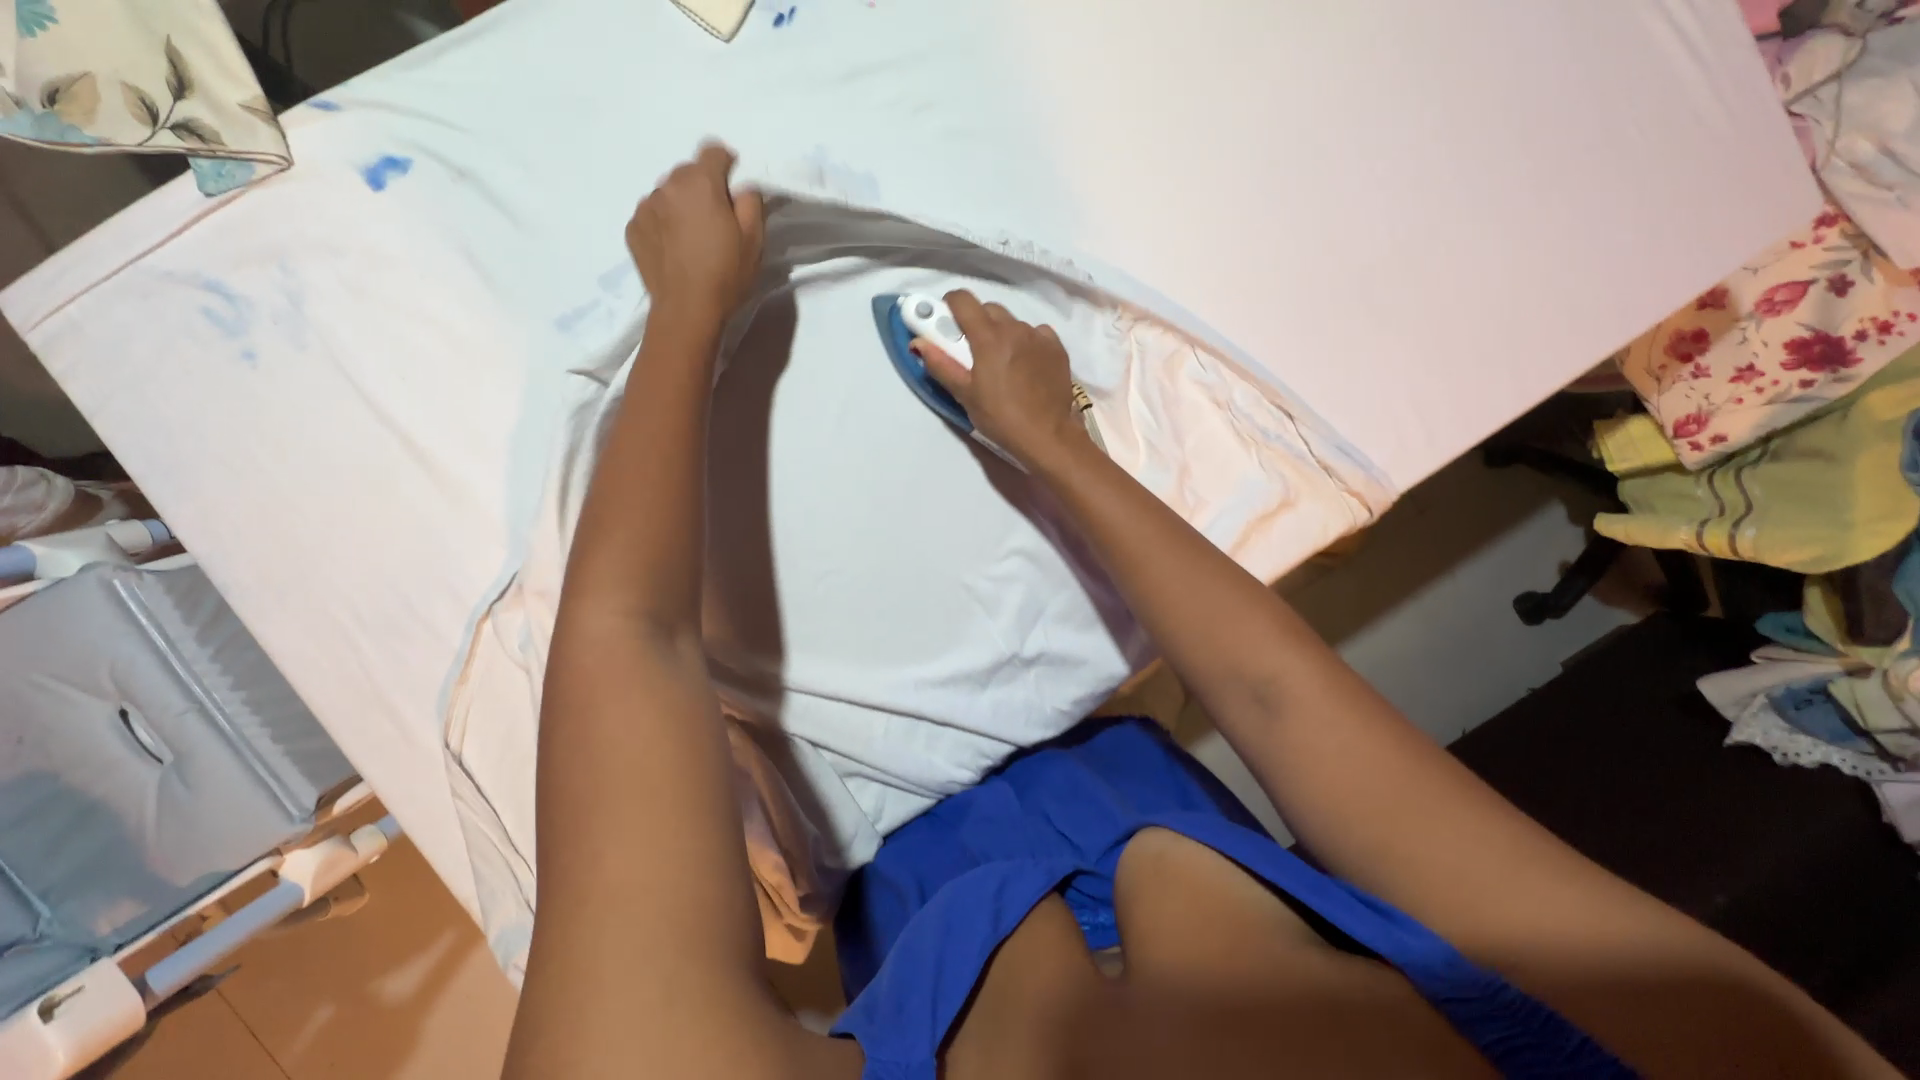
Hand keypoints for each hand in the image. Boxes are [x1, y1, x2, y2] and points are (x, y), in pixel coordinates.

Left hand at [626, 142, 765, 328]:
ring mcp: (645, 206)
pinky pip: (652, 215)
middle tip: (715, 220)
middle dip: (702, 188)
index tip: (734, 190)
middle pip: (688, 172)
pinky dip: (663, 224)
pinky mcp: (632, 228)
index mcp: (700, 182)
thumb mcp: (754, 239)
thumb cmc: (726, 274)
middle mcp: (667, 184)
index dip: (727, 165)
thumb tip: (741, 187)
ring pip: (667, 193)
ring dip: (680, 205)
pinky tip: (674, 249)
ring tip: (691, 237)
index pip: (713, 150)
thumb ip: (750, 201)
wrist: (686, 311)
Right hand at [914, 291, 1087, 466]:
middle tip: (971, 350)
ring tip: (1001, 363)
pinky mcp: (1057, 347)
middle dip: (976, 322)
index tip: (946, 321)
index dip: (950, 304)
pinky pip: (1036, 333)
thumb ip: (940, 364)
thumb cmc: (1000, 417)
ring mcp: (1039, 336)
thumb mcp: (965, 394)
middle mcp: (1015, 327)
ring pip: (1013, 322)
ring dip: (1002, 333)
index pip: (963, 299)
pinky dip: (1027, 341)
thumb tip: (918, 342)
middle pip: (989, 309)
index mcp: (988, 336)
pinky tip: (1025, 364)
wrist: (1047, 435)